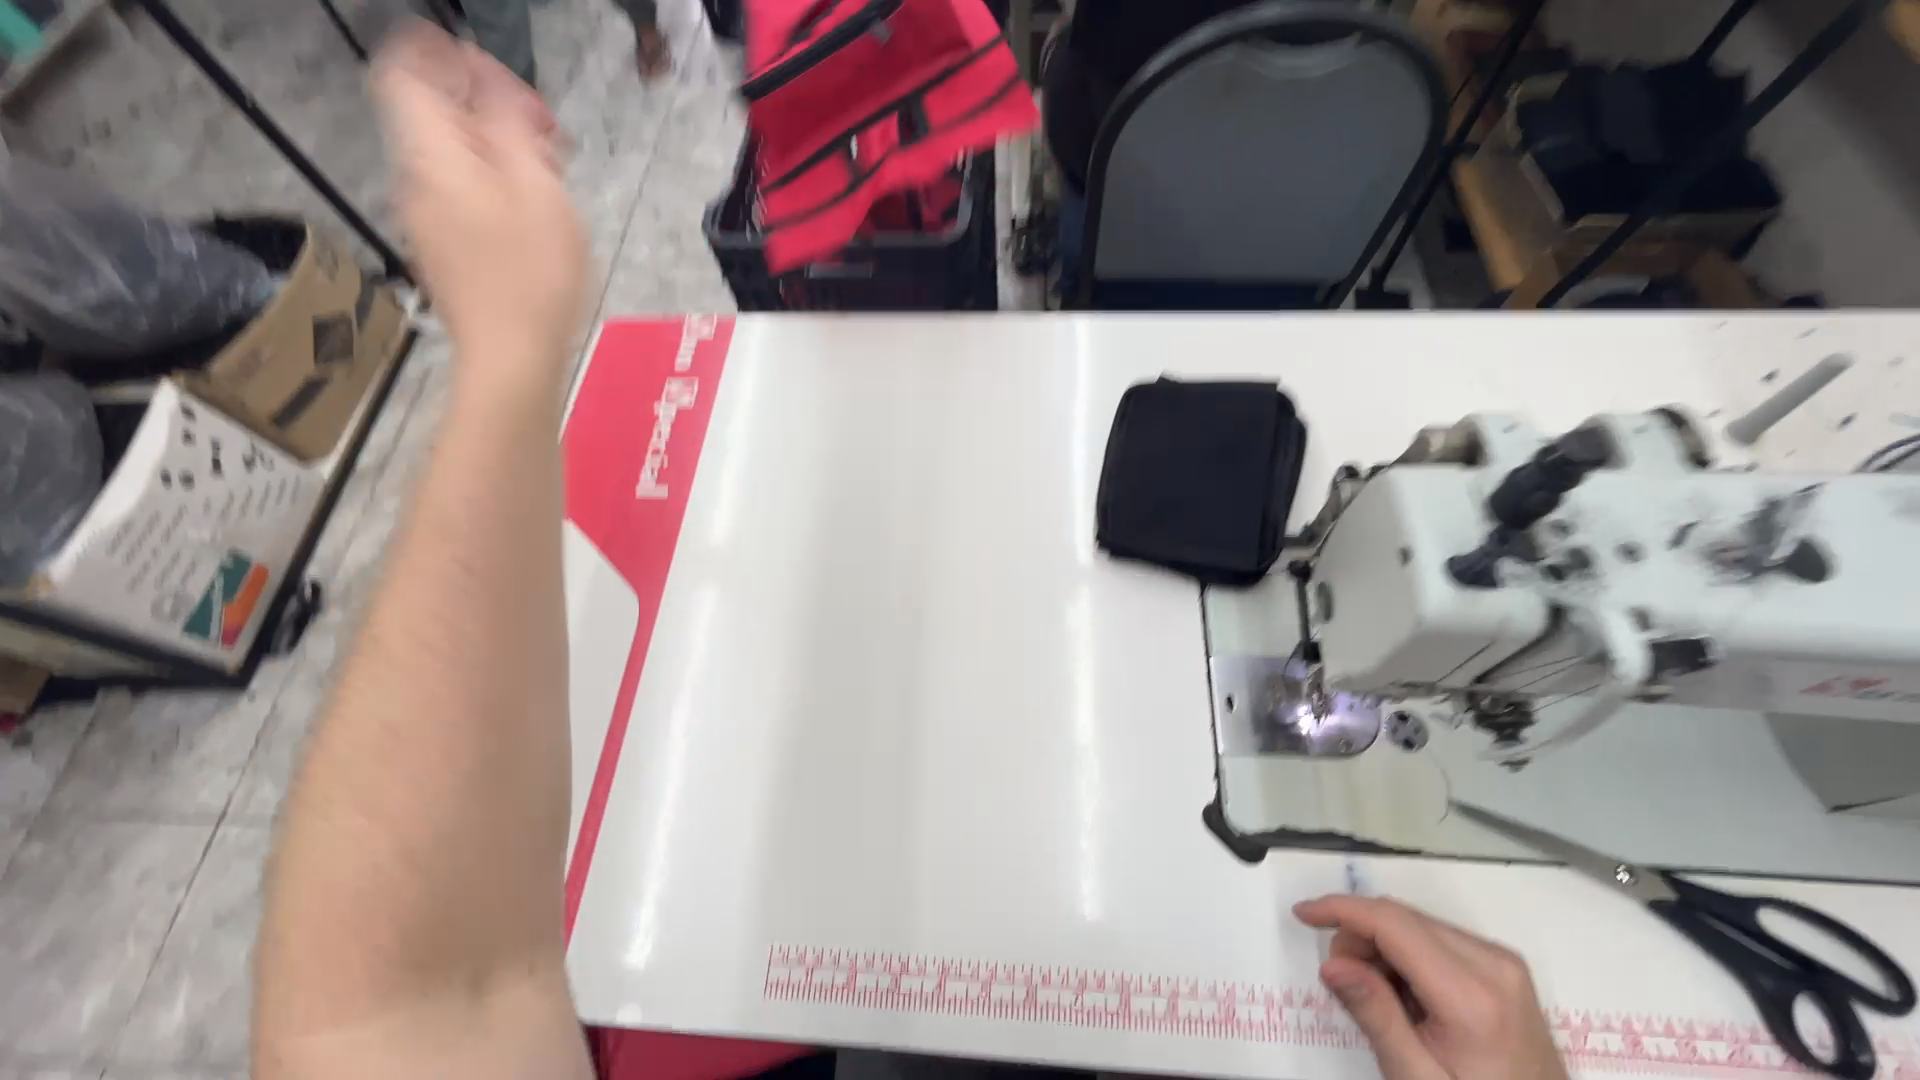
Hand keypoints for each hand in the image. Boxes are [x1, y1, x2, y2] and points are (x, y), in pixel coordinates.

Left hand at [373, 23, 587, 396]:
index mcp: (431, 155)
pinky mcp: (445, 252)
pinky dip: (495, 184)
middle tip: (548, 131)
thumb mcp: (536, 188)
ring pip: (453, 158)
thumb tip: (488, 82)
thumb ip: (508, 124)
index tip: (489, 66)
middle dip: (487, 107)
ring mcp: (426, 220)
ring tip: (552, 173)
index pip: (405, 74)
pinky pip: (462, 195)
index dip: (437, 54)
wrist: (511, 358)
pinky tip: (535, 212)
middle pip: (433, 117)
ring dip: (499, 149)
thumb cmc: (532, 273)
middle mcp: (415, 180)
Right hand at [1294, 895, 1568, 1079]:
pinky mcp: (1504, 967)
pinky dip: (1407, 955)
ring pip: (1415, 924)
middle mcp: (1493, 963)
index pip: (1392, 923)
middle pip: (1401, 918)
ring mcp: (1503, 963)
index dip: (1341, 909)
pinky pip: (1436, 938)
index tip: (1301, 913)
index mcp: (1473, 994)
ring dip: (1382, 947)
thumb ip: (1375, 1018)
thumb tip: (1331, 963)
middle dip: (1359, 938)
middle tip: (1345, 985)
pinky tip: (1408, 996)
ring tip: (1382, 1001)